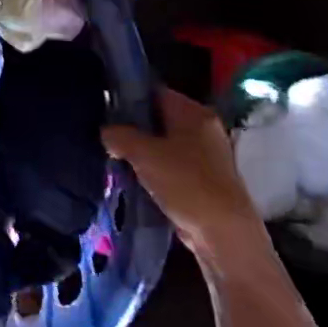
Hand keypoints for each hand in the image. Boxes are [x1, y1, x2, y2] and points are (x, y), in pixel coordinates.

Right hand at [102, 86, 264, 259]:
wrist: (224, 235)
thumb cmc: (184, 183)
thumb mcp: (141, 152)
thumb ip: (117, 134)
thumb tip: (108, 133)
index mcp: (195, 113)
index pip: (153, 91)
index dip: (127, 96)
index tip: (103, 107)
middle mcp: (204, 128)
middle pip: (158, 117)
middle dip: (132, 125)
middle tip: (105, 133)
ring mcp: (207, 155)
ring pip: (162, 141)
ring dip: (140, 149)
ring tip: (115, 155)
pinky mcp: (204, 178)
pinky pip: (170, 162)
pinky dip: (152, 167)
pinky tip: (133, 175)